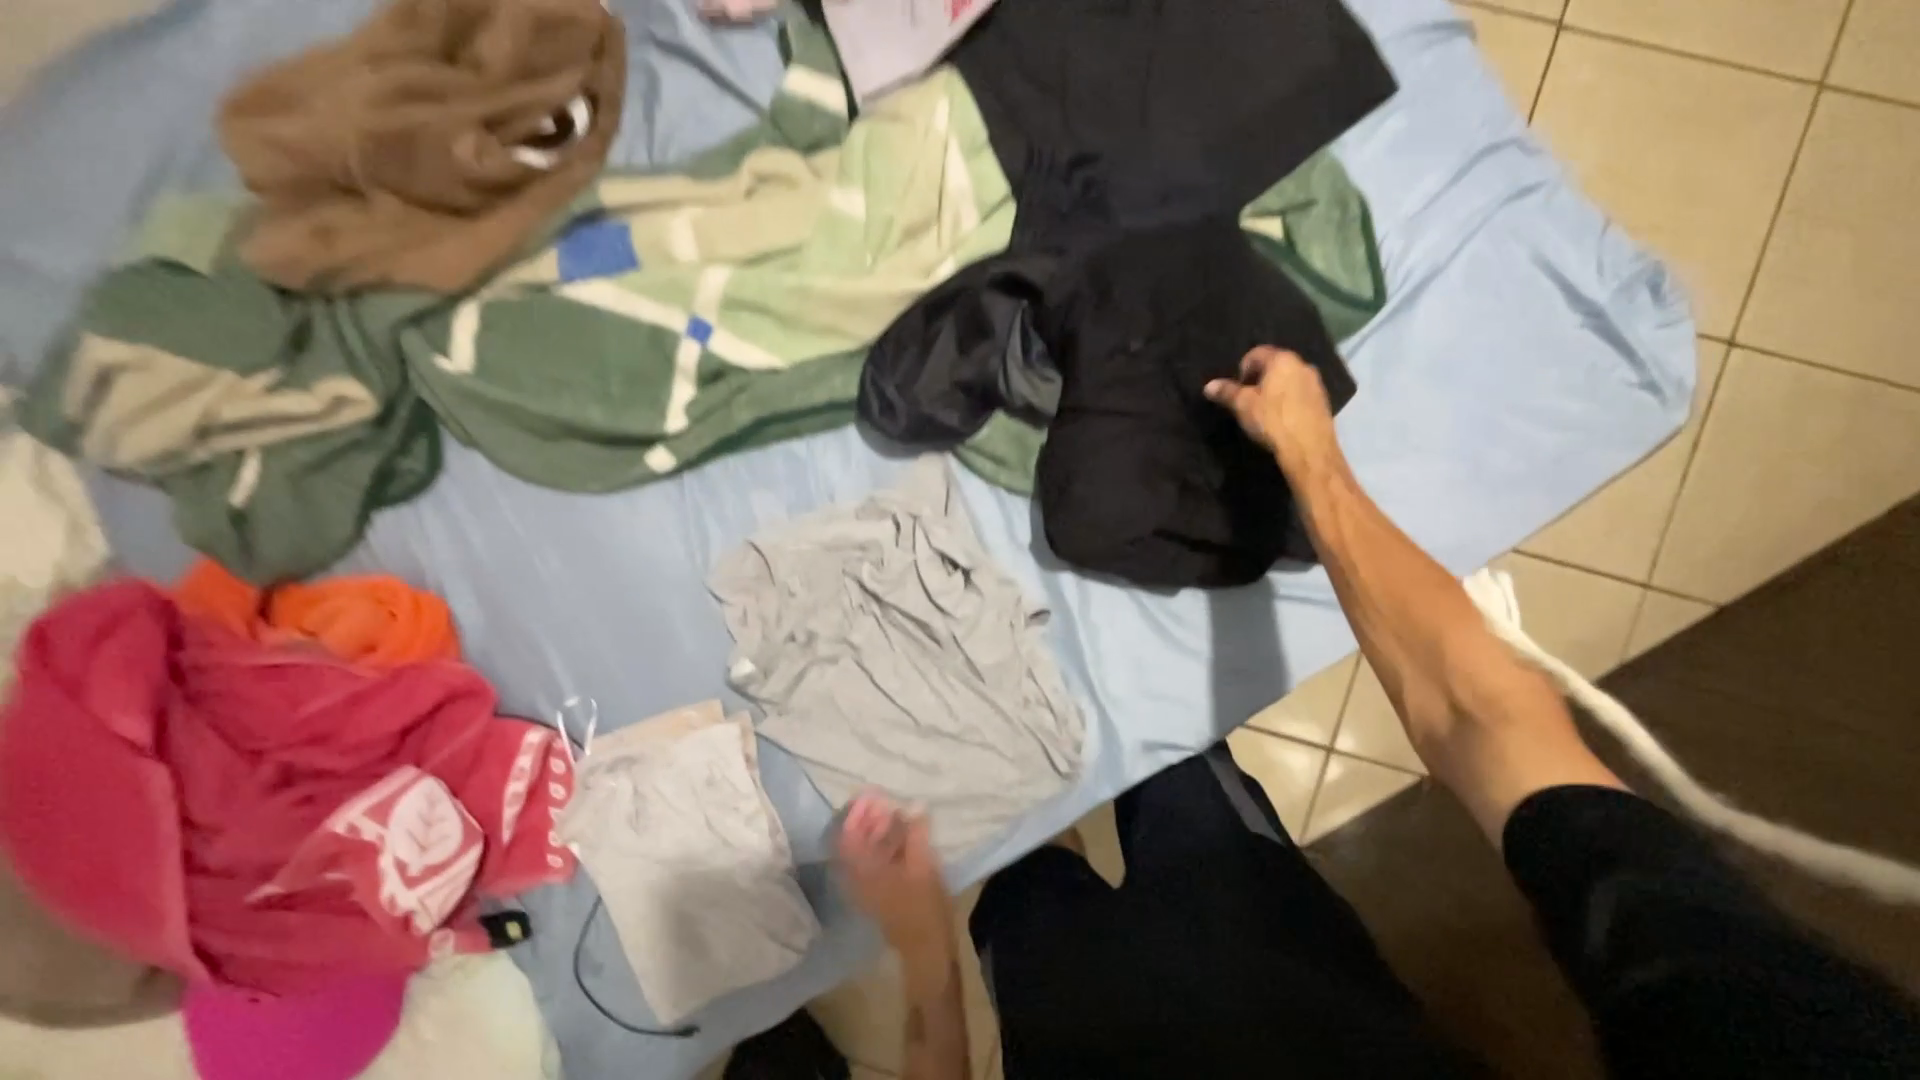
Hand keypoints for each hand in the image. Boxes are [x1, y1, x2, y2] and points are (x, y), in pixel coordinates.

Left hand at [837, 793, 954, 962]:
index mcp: (862, 872)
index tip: (873, 795)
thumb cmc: (923, 907)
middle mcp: (858, 879)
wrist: (927, 949)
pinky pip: (874, 862)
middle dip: (867, 819)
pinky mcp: (879, 892)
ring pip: (865, 852)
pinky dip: (884, 846)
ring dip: (876, 831)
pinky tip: (903, 837)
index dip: (857, 813)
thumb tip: (914, 804)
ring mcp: (867, 887)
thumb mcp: (923, 866)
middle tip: (886, 801)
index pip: (847, 836)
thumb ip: (916, 833)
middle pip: (854, 842)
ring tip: (897, 813)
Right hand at [1203, 347, 1341, 480]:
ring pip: (1289, 379)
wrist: (1308, 448)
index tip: (1238, 388)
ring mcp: (1316, 382)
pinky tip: (1282, 418)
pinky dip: (1289, 399)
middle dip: (1260, 378)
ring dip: (1276, 389)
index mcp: (1282, 360)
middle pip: (1275, 364)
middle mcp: (1302, 365)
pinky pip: (1301, 393)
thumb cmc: (1272, 420)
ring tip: (1265, 410)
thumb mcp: (1242, 405)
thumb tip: (1209, 386)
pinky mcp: (1323, 400)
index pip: (1257, 353)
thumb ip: (1226, 392)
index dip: (1243, 368)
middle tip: (1249, 398)